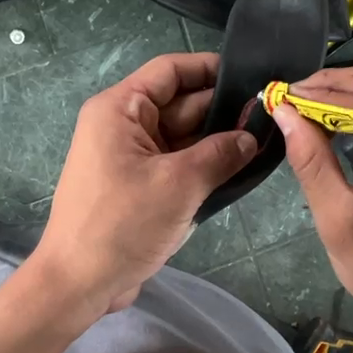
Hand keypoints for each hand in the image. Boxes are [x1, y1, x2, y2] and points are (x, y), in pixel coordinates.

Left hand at [30, 53, 257, 314]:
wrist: (78, 284)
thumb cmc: (121, 224)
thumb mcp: (178, 184)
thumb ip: (220, 153)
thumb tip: (252, 136)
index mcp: (120, 109)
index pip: (170, 71)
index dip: (211, 68)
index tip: (253, 75)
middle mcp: (124, 125)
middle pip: (181, 104)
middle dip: (223, 110)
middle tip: (273, 116)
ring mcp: (131, 157)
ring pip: (183, 136)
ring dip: (218, 141)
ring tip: (268, 140)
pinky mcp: (139, 185)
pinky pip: (177, 164)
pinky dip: (205, 166)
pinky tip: (242, 169)